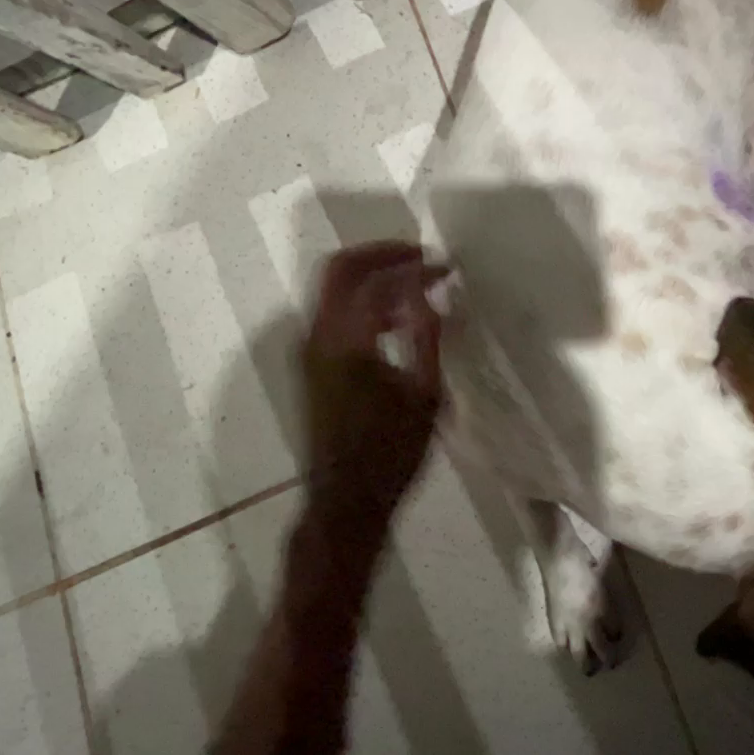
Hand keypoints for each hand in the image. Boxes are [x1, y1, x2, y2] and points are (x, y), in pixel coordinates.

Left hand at [301, 242, 448, 501]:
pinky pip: (333, 312)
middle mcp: (317, 336)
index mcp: (348, 342)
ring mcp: (308, 350)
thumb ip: (427, 336)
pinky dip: (362, 299)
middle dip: (382, 254)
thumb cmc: (392, 451)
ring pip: (332, 288)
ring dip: (372, 275)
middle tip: (421, 257)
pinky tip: (396, 318)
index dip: (413, 265)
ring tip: (415, 284)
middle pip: (340, 269)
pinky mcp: (310, 364)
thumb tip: (431, 293)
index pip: (377, 280)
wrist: (345, 500)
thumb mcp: (425, 395)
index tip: (445, 267)